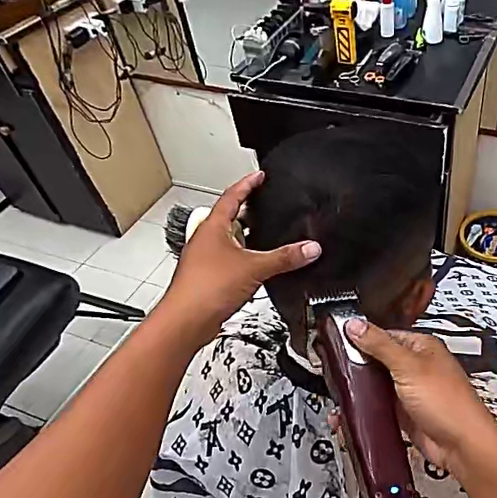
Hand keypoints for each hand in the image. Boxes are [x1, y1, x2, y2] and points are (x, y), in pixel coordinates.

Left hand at [161, 171, 318, 331]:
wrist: (186, 320)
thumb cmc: (205, 289)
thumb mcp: (255, 267)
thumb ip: (285, 257)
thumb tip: (310, 248)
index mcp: (213, 228)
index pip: (231, 197)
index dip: (247, 185)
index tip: (259, 176)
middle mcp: (207, 241)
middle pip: (230, 218)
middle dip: (249, 212)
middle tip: (266, 206)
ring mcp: (207, 260)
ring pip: (231, 242)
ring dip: (249, 239)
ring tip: (269, 239)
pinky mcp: (210, 278)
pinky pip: (232, 262)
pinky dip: (246, 261)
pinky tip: (259, 270)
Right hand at [344, 320, 496, 471]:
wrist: (461, 444)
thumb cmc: (449, 403)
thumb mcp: (409, 367)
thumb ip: (380, 345)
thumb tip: (356, 325)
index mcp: (421, 347)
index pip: (384, 335)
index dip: (361, 338)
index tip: (337, 343)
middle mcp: (416, 367)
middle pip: (378, 361)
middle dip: (357, 367)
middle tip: (335, 372)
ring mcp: (411, 391)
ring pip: (377, 386)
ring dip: (360, 391)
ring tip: (340, 394)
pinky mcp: (406, 414)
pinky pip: (380, 408)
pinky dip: (366, 410)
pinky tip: (352, 413)